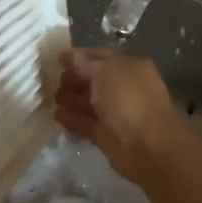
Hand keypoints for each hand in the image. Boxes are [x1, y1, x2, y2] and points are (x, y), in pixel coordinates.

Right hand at [52, 48, 187, 181]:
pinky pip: (87, 123)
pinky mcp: (108, 135)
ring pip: (90, 102)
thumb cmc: (128, 99)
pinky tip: (58, 115)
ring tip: (53, 98)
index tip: (59, 59)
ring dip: (71, 99)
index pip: (101, 56)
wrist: (148, 146)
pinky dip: (73, 119)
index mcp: (130, 67)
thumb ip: (85, 64)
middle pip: (94, 80)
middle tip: (54, 80)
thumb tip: (70, 59)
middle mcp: (125, 88)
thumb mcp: (105, 71)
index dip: (80, 56)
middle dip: (74, 79)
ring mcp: (117, 113)